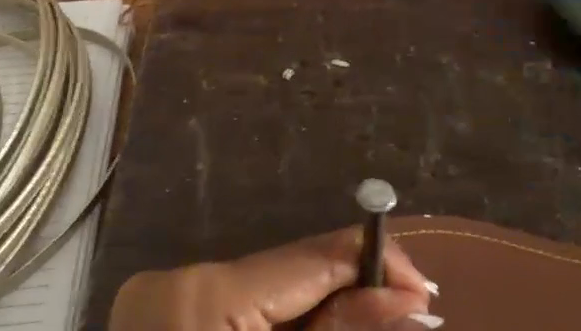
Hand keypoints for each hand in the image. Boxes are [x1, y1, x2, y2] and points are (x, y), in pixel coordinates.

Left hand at [108, 228, 437, 330]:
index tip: (424, 291)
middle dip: (349, 294)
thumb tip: (407, 301)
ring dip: (316, 312)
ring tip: (366, 323)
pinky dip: (275, 323)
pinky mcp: (156, 312)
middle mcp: (180, 277)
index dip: (374, 263)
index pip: (310, 256)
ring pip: (263, 292)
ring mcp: (162, 295)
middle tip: (407, 313)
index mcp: (209, 293)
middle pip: (289, 273)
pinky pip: (234, 308)